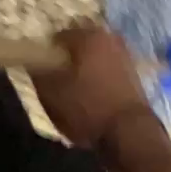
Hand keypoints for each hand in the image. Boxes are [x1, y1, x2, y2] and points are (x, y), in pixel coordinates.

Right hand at [31, 24, 156, 148]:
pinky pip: (110, 70)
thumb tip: (34, 61)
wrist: (131, 136)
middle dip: (70, 57)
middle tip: (61, 80)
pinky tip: (96, 98)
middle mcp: (108, 37)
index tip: (45, 71)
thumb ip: (37, 71)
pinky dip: (102, 79)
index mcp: (86, 35)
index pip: (58, 36)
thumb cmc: (86, 108)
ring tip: (79, 92)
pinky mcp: (136, 75)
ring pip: (97, 56)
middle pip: (80, 43)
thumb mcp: (50, 92)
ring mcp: (125, 56)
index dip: (48, 53)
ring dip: (87, 68)